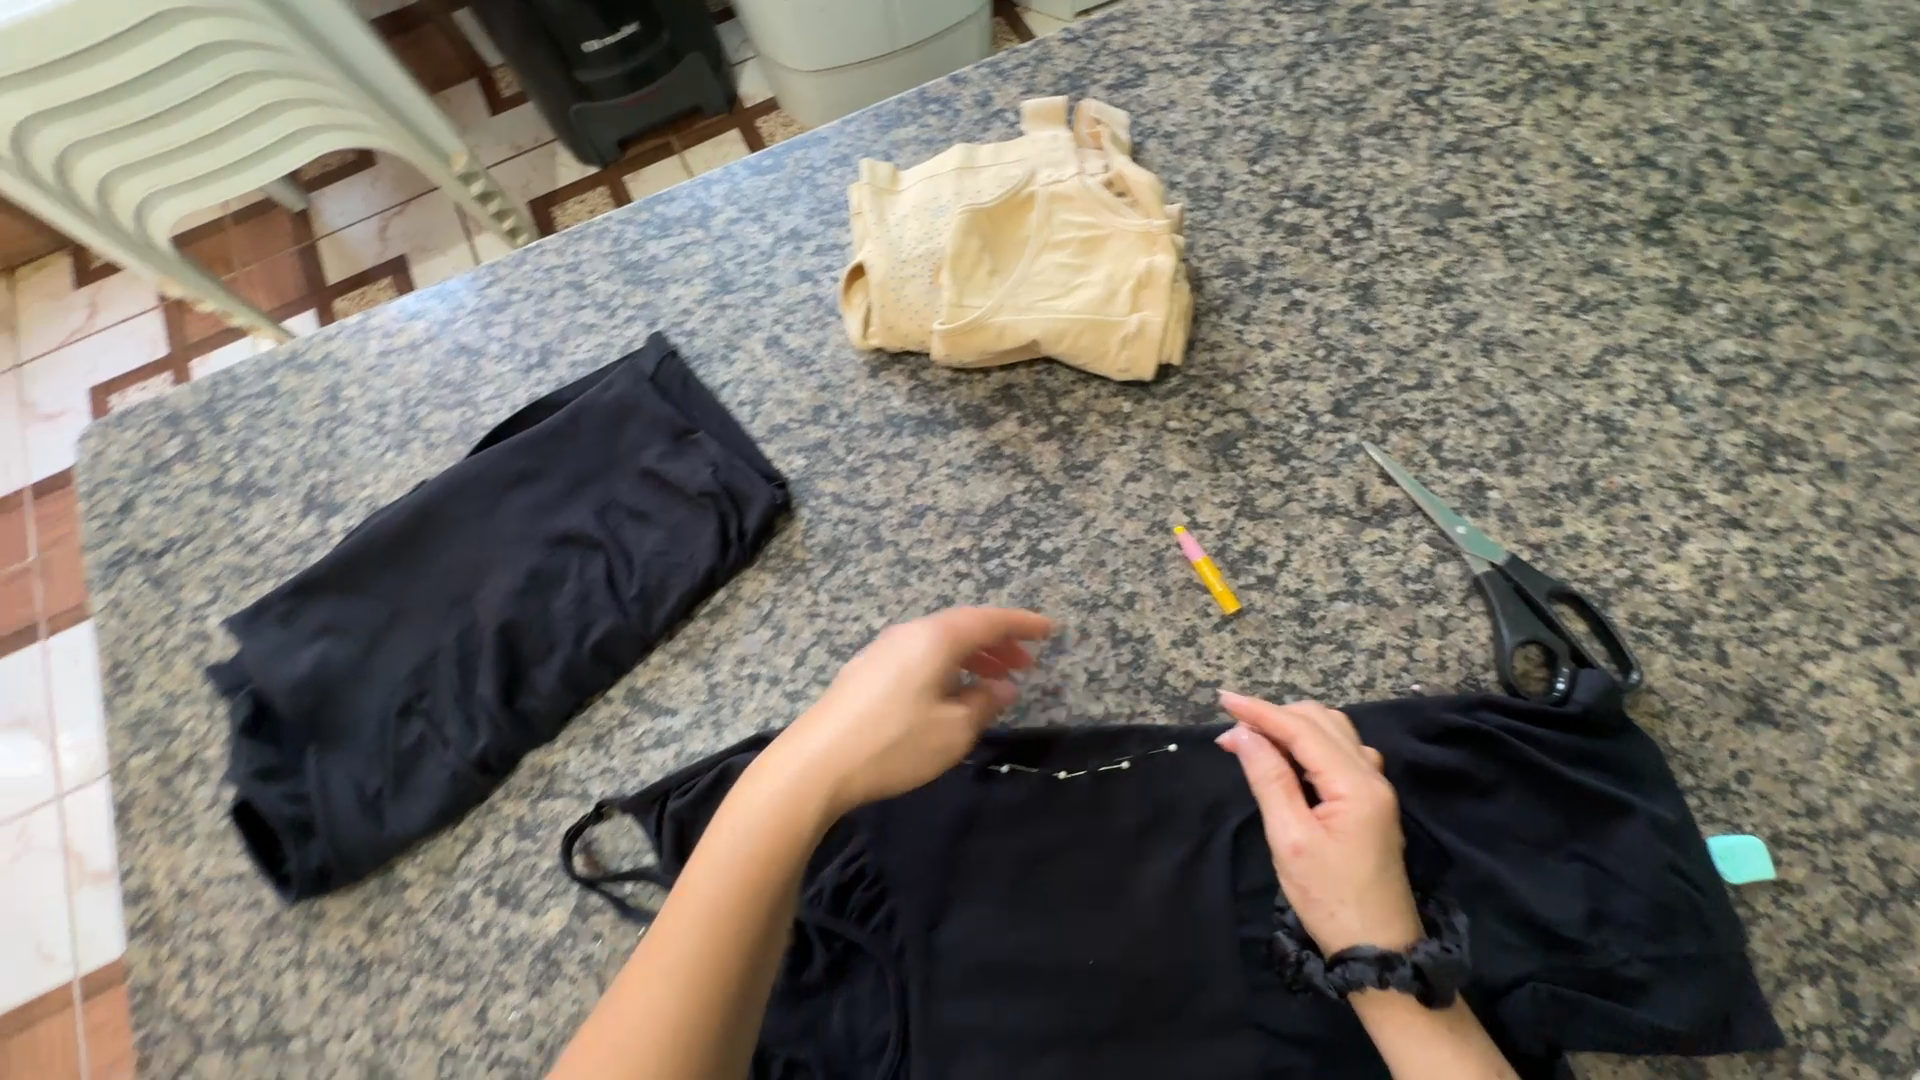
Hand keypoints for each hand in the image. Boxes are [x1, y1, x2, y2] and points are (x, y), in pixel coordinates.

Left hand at [767, 607, 1052, 817]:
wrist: (815, 763)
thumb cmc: (894, 743)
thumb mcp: (954, 730)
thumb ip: (985, 703)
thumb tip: (1003, 687)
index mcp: (935, 638)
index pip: (989, 619)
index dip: (1022, 624)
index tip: (1050, 630)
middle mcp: (908, 633)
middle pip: (962, 628)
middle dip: (998, 643)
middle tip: (1025, 665)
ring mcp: (882, 651)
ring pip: (939, 644)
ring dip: (972, 658)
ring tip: (994, 684)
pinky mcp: (866, 672)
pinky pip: (920, 657)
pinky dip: (946, 668)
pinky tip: (951, 695)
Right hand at [1215, 693, 1421, 954]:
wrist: (1378, 948)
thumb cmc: (1329, 898)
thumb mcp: (1289, 839)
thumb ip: (1268, 779)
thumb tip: (1243, 734)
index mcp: (1354, 785)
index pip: (1302, 730)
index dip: (1260, 711)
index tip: (1222, 700)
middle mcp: (1371, 776)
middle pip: (1320, 721)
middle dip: (1273, 715)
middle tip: (1231, 730)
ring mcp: (1374, 788)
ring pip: (1332, 732)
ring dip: (1291, 725)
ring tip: (1252, 739)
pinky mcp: (1370, 801)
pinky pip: (1338, 751)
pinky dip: (1307, 742)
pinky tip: (1285, 756)